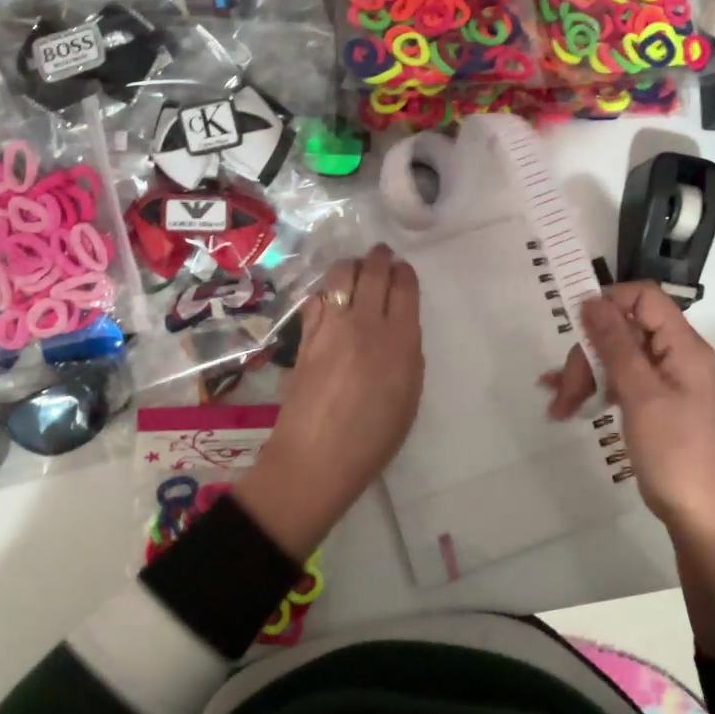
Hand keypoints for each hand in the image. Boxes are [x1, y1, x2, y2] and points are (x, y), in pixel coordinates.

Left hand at [237, 244, 423, 557]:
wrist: (316, 458)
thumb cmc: (373, 439)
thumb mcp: (409, 398)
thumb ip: (408, 356)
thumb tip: (401, 330)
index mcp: (400, 341)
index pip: (404, 287)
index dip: (405, 273)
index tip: (404, 270)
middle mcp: (366, 324)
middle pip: (372, 272)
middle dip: (379, 258)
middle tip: (381, 255)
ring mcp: (331, 327)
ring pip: (341, 275)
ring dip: (352, 265)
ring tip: (356, 267)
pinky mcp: (305, 336)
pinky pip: (317, 298)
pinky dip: (327, 288)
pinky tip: (331, 294)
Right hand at [544, 282, 714, 530]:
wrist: (699, 512)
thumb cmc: (675, 452)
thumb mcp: (641, 395)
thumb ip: (616, 344)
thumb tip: (591, 300)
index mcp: (683, 347)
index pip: (644, 298)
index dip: (609, 303)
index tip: (576, 326)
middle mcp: (675, 356)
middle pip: (623, 330)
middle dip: (588, 353)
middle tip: (564, 388)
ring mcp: (665, 381)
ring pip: (616, 356)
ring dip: (585, 375)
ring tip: (559, 406)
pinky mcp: (654, 402)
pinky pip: (620, 381)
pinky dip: (594, 389)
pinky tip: (567, 405)